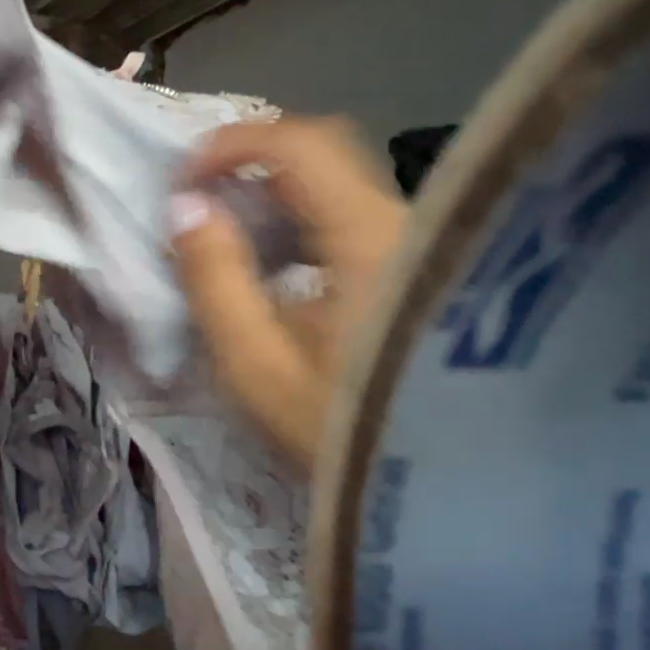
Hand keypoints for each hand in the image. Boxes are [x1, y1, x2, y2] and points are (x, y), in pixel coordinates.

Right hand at [168, 119, 407, 467]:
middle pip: (324, 156)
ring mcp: (427, 250)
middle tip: (200, 206)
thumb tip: (186, 208)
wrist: (466, 505)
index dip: (231, 144)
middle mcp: (409, 228)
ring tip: (231, 242)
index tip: (183, 183)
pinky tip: (280, 271)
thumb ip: (213, 280)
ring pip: (342, 187)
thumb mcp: (255, 367)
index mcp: (369, 242)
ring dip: (275, 197)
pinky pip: (357, 218)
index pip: (301, 145)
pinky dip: (306, 222)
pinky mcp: (430, 273)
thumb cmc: (345, 432)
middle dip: (249, 168)